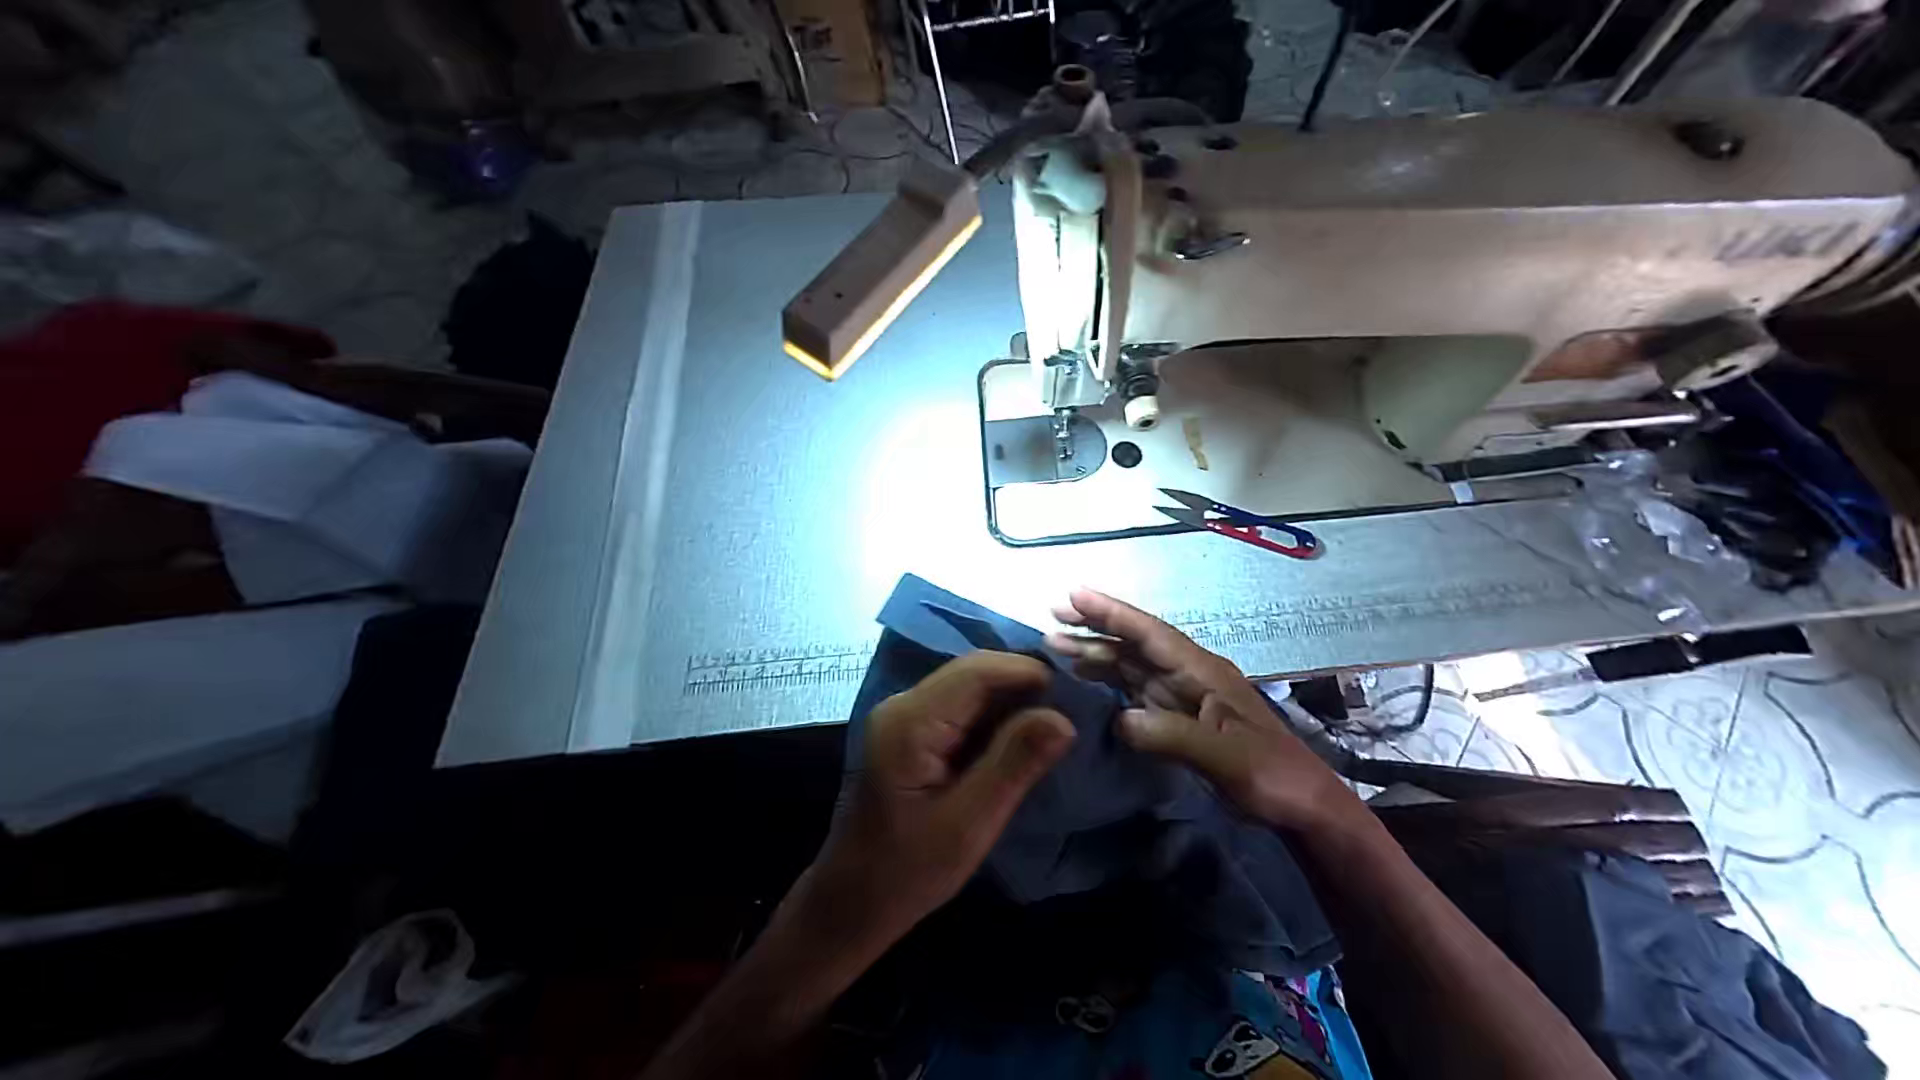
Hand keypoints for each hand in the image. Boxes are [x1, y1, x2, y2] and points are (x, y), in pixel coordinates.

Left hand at [801, 651, 1075, 945]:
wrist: (853, 899)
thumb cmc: (909, 871)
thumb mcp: (969, 824)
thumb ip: (1013, 764)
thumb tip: (1064, 718)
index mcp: (910, 722)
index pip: (977, 672)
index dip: (1029, 672)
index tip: (1078, 694)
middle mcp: (904, 705)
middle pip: (973, 673)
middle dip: (1025, 683)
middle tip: (1076, 708)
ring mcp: (905, 716)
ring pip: (970, 687)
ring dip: (1013, 698)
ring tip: (1059, 720)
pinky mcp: (913, 732)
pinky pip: (961, 708)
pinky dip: (996, 716)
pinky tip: (1024, 736)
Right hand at [1046, 587, 1363, 833]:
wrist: (1301, 808)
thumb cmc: (1271, 776)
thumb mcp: (1226, 758)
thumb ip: (1173, 736)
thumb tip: (1120, 719)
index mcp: (1203, 672)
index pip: (1150, 634)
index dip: (1111, 613)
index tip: (1074, 595)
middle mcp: (1189, 675)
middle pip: (1135, 644)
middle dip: (1095, 628)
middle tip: (1052, 617)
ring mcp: (1183, 696)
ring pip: (1131, 666)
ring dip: (1097, 654)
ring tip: (1057, 647)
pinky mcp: (1178, 718)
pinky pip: (1135, 691)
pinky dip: (1109, 682)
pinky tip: (1088, 681)